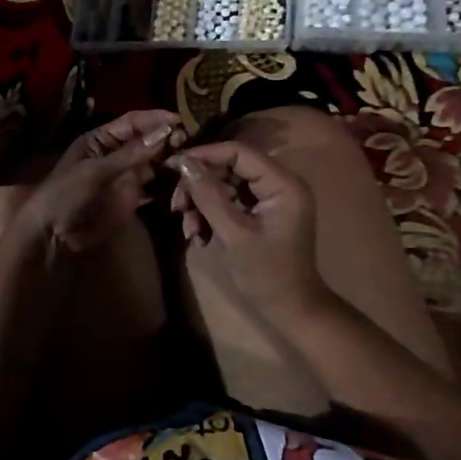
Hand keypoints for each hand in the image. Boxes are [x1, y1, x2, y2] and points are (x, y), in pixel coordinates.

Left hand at [16, 110, 182, 259]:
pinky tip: (185, 183)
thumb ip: (130, 154)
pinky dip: (169, 184)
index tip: (180, 121)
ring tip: (192, 162)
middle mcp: (116, 153)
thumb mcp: (95, 172)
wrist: (54, 232)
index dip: (155, 120)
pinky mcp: (132, 197)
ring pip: (155, 163)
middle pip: (148, 141)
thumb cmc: (65, 194)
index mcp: (100, 139)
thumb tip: (165, 132)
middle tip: (190, 143)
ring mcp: (126, 175)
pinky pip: (156, 186)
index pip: (132, 123)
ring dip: (172, 162)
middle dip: (168, 140)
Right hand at [169, 142, 329, 316]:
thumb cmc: (266, 272)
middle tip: (176, 207)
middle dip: (198, 186)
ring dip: (200, 204)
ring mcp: (270, 198)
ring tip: (188, 229)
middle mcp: (279, 184)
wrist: (289, 307)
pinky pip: (228, 201)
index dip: (204, 155)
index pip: (238, 152)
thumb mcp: (233, 233)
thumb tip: (183, 163)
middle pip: (228, 168)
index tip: (172, 166)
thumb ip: (209, 196)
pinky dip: (209, 215)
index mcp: (283, 184)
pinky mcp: (260, 212)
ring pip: (223, 185)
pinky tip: (198, 235)